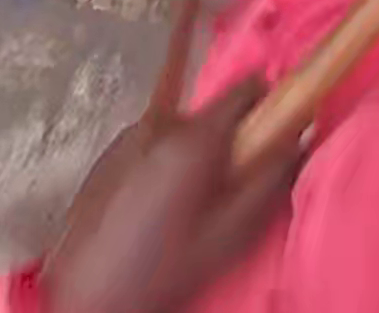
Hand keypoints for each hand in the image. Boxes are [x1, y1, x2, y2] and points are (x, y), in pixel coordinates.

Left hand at [41, 80, 299, 312]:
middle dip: (227, 139)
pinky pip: (152, 141)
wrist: (78, 303)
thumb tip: (301, 136)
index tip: (270, 128)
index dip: (267, 102)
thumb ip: (272, 178)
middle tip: (224, 184)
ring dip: (193, 150)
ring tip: (183, 204)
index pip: (248, 87)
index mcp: (197, 136)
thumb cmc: (162, 270)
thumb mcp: (230, 233)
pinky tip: (151, 205)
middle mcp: (163, 122)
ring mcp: (130, 134)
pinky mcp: (108, 152)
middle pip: (214, 112)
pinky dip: (162, 159)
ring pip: (183, 127)